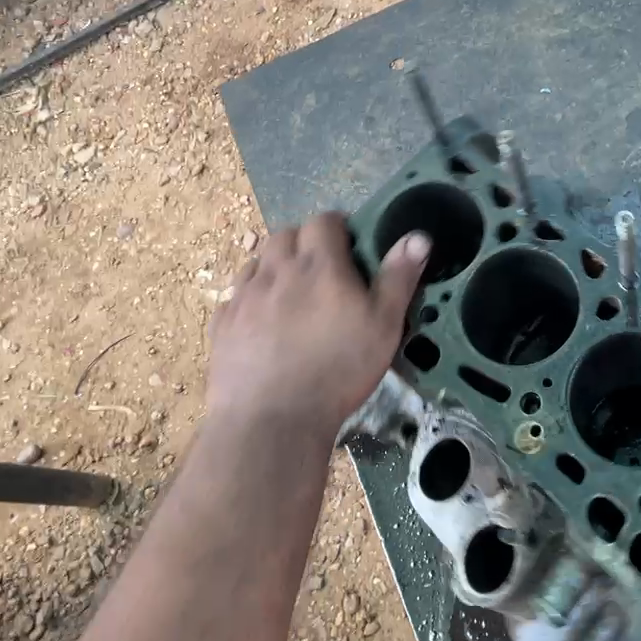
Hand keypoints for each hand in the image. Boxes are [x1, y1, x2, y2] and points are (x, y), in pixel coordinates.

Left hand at [206, 212, 429, 437]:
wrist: (271, 420)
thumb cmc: (338, 369)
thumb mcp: (384, 325)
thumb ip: (398, 278)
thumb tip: (418, 237)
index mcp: (319, 264)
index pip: (324, 221)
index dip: (339, 227)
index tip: (351, 246)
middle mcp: (277, 270)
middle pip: (286, 234)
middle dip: (305, 242)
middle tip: (324, 269)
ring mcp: (244, 296)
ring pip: (258, 261)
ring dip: (276, 266)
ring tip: (293, 292)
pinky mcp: (222, 325)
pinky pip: (235, 295)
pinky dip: (251, 297)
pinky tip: (263, 320)